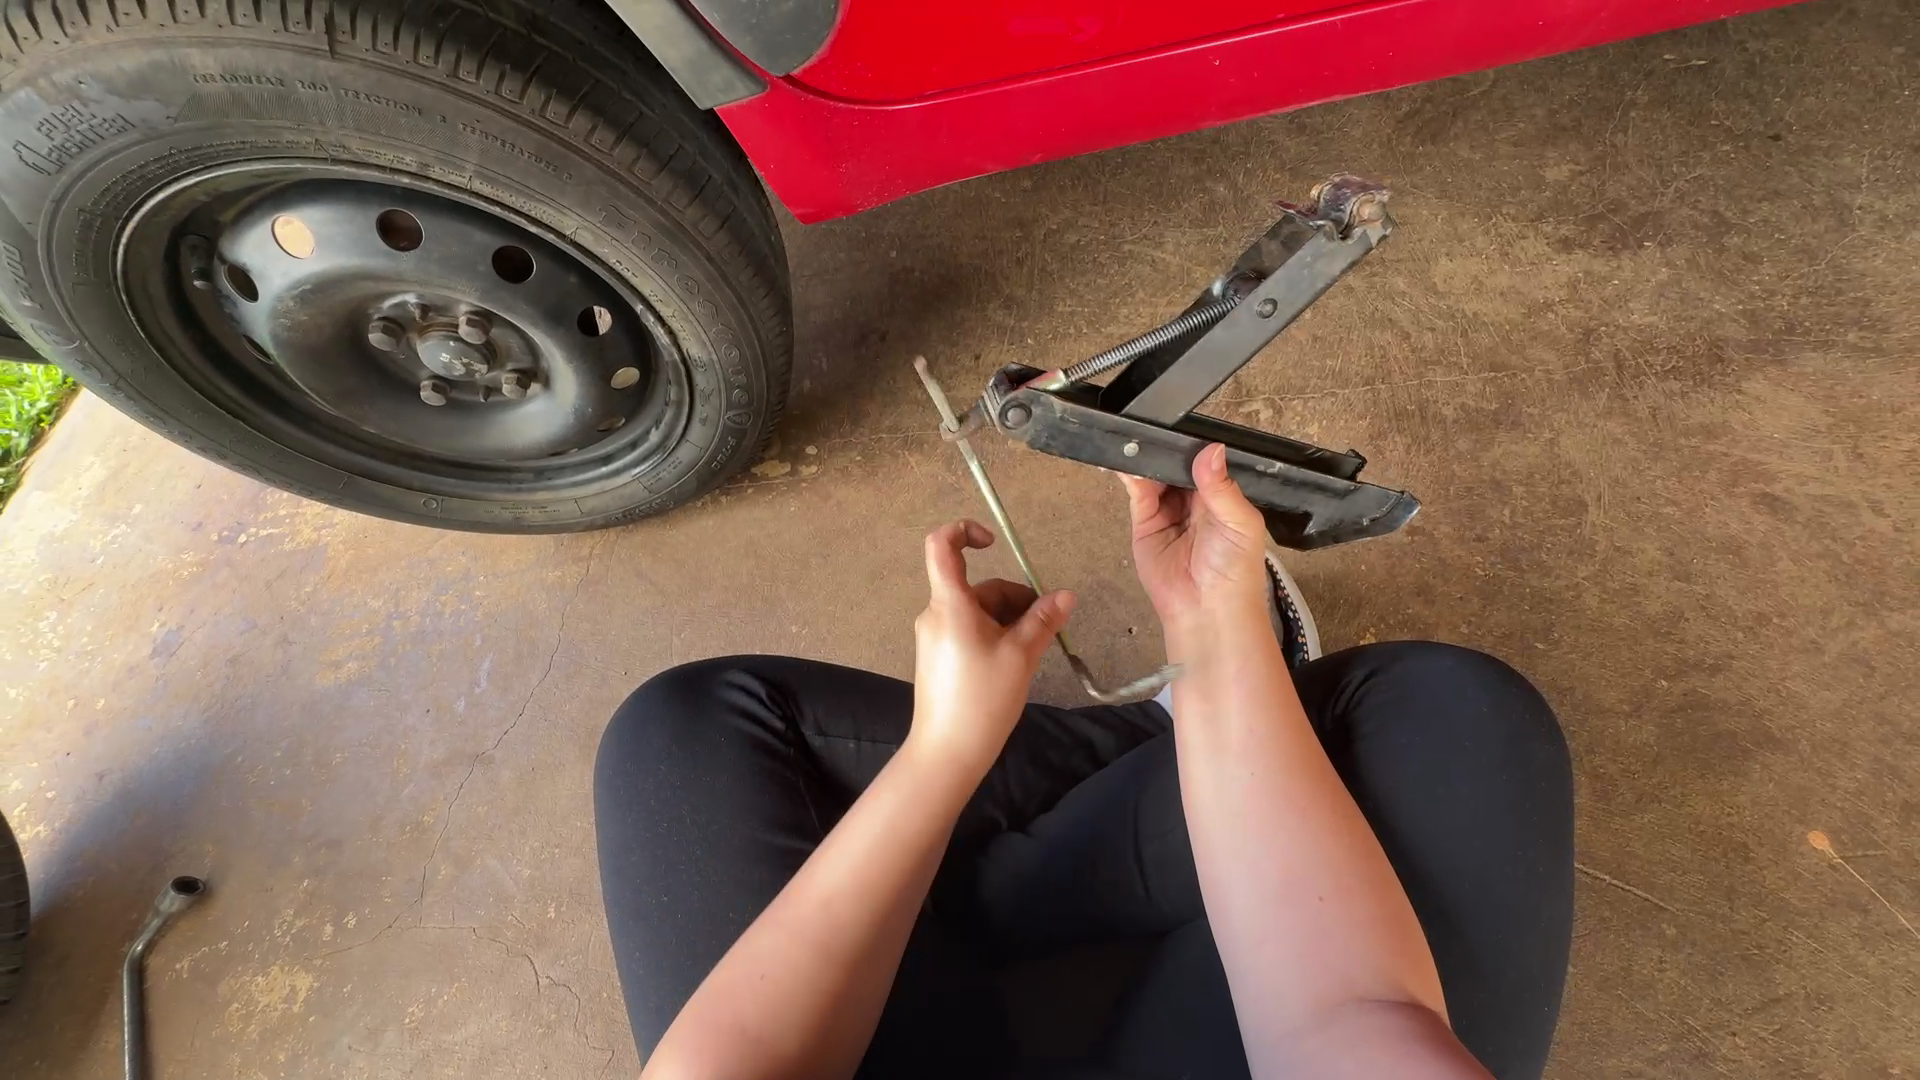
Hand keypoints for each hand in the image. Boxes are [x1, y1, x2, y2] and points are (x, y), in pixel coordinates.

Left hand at [909, 520, 1075, 778]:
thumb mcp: (1021, 656)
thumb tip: (1066, 595)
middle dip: (1014, 599)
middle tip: (1043, 627)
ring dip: (1008, 620)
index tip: (994, 542)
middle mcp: (936, 613)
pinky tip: (1013, 662)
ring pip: (978, 611)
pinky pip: (969, 630)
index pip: (942, 545)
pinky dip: (994, 635)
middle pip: (978, 587)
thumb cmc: (982, 699)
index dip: (965, 530)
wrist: (947, 752)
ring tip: (1031, 651)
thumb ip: (1043, 620)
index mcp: (950, 604)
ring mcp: (935, 636)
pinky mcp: (938, 656)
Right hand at [1121, 443, 1268, 636]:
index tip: (1184, 427)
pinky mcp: (1145, 523)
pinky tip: (1129, 463)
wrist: (1206, 610)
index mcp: (1223, 497)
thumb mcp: (1240, 523)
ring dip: (1149, 460)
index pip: (1207, 463)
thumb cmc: (1235, 571)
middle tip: (1157, 430)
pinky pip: (1138, 494)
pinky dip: (1132, 477)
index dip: (1196, 446)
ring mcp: (1168, 511)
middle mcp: (1195, 501)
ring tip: (1140, 442)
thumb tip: (1212, 449)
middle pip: (1178, 466)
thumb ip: (1222, 487)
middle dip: (1169, 450)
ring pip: (1156, 475)